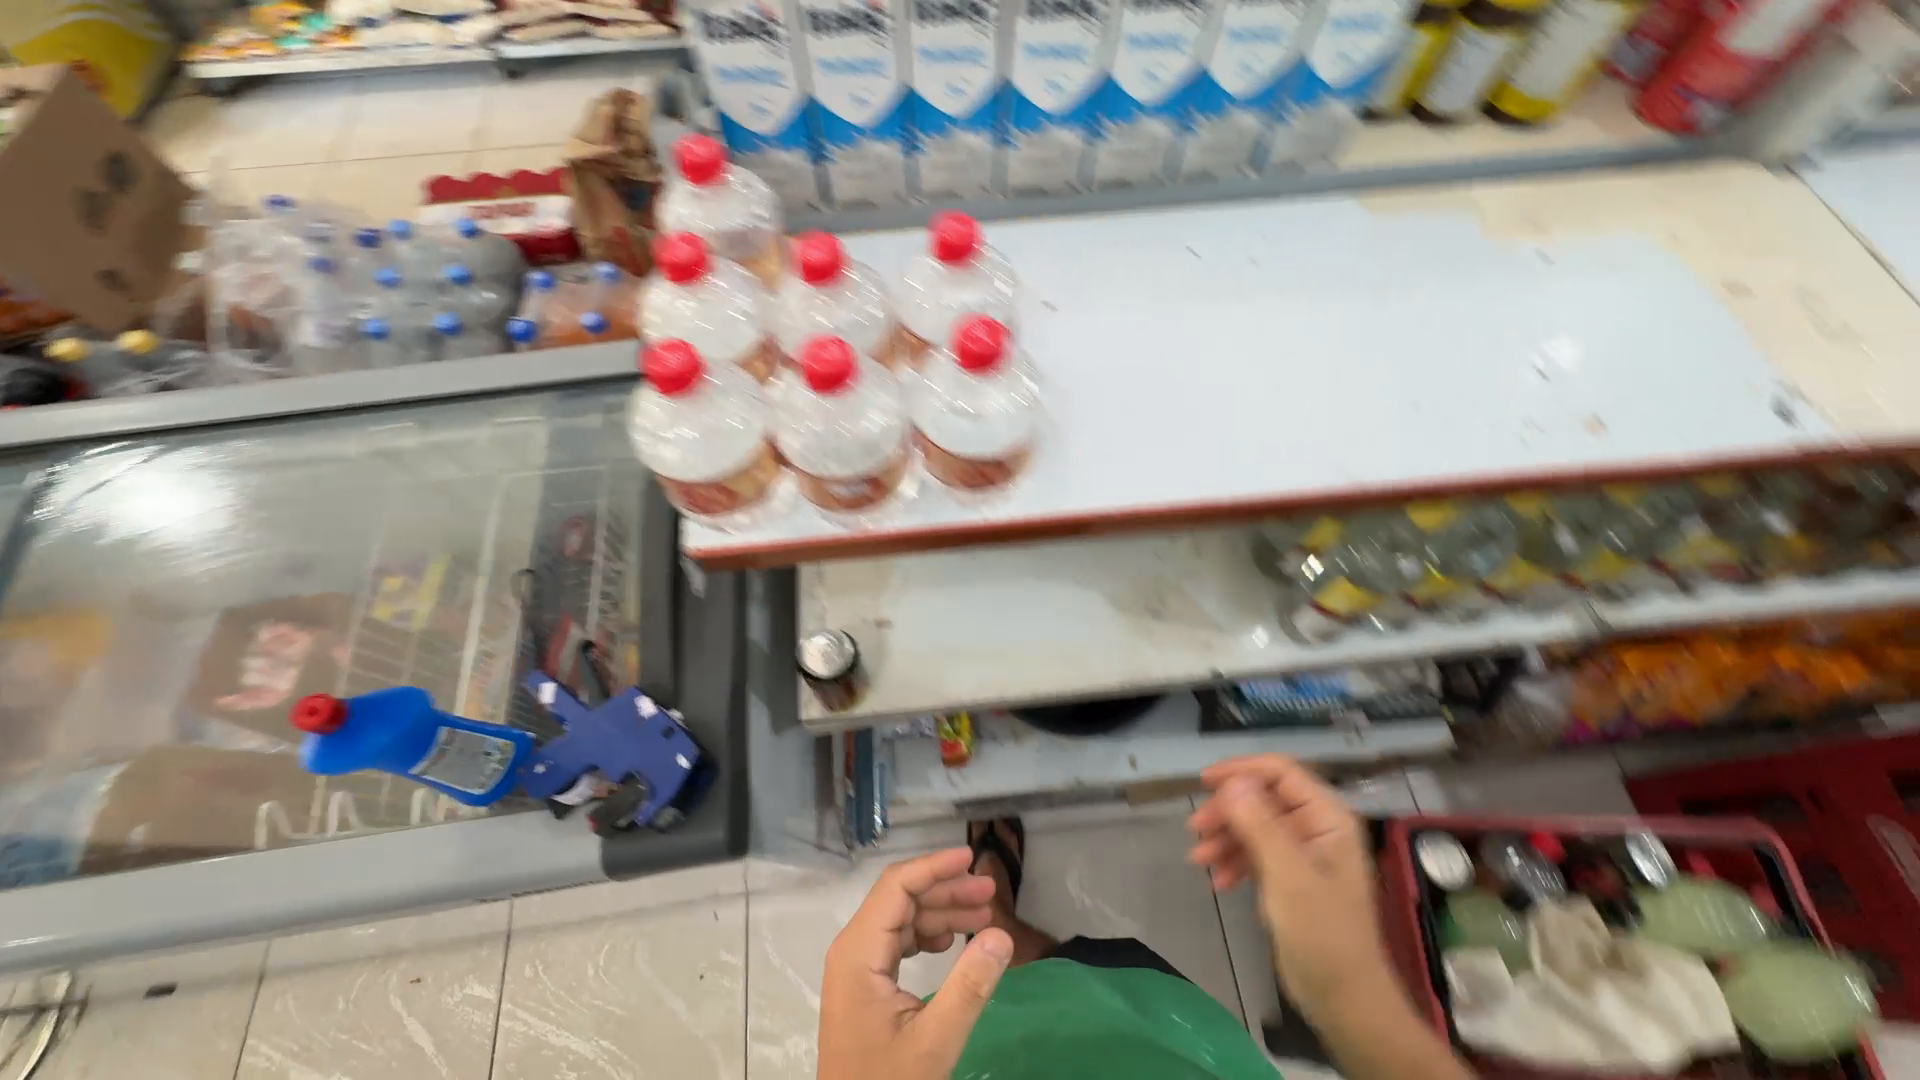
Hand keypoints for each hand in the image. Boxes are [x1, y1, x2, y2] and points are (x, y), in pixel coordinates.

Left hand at [817, 848, 1014, 1079]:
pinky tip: (954, 942)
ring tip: (985, 917)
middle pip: (901, 898)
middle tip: (991, 894)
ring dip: (941, 912)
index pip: (897, 887)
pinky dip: (929, 935)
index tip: (972, 857)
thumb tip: (1002, 935)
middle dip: (946, 889)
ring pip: (902, 918)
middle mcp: (852, 950)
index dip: (934, 866)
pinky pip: (898, 942)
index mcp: (859, 952)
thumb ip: (969, 985)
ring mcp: (857, 967)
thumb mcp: (934, 1040)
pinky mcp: (865, 984)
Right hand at [1187, 755, 1397, 1024]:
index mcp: (1328, 817)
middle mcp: (1318, 828)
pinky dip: (1235, 862)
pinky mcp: (1292, 879)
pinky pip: (1257, 854)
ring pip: (1255, 827)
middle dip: (1228, 812)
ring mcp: (1305, 854)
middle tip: (1195, 830)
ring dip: (1226, 838)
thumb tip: (1234, 781)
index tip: (1203, 783)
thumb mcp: (1288, 874)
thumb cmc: (1323, 932)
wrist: (1345, 998)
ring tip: (1198, 860)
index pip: (1281, 773)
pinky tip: (1218, 882)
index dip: (1241, 771)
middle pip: (1263, 799)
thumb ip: (1260, 823)